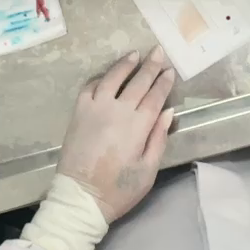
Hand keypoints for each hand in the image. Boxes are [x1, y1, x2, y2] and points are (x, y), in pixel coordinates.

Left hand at [56, 47, 175, 221]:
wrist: (80, 197)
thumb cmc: (119, 189)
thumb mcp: (148, 170)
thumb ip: (158, 139)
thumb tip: (168, 112)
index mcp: (137, 126)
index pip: (154, 97)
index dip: (163, 83)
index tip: (169, 70)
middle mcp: (117, 110)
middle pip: (137, 82)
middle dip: (150, 66)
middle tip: (158, 51)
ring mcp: (95, 108)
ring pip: (112, 78)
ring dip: (124, 65)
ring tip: (134, 54)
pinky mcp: (79, 112)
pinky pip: (90, 87)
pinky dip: (100, 78)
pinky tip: (106, 75)